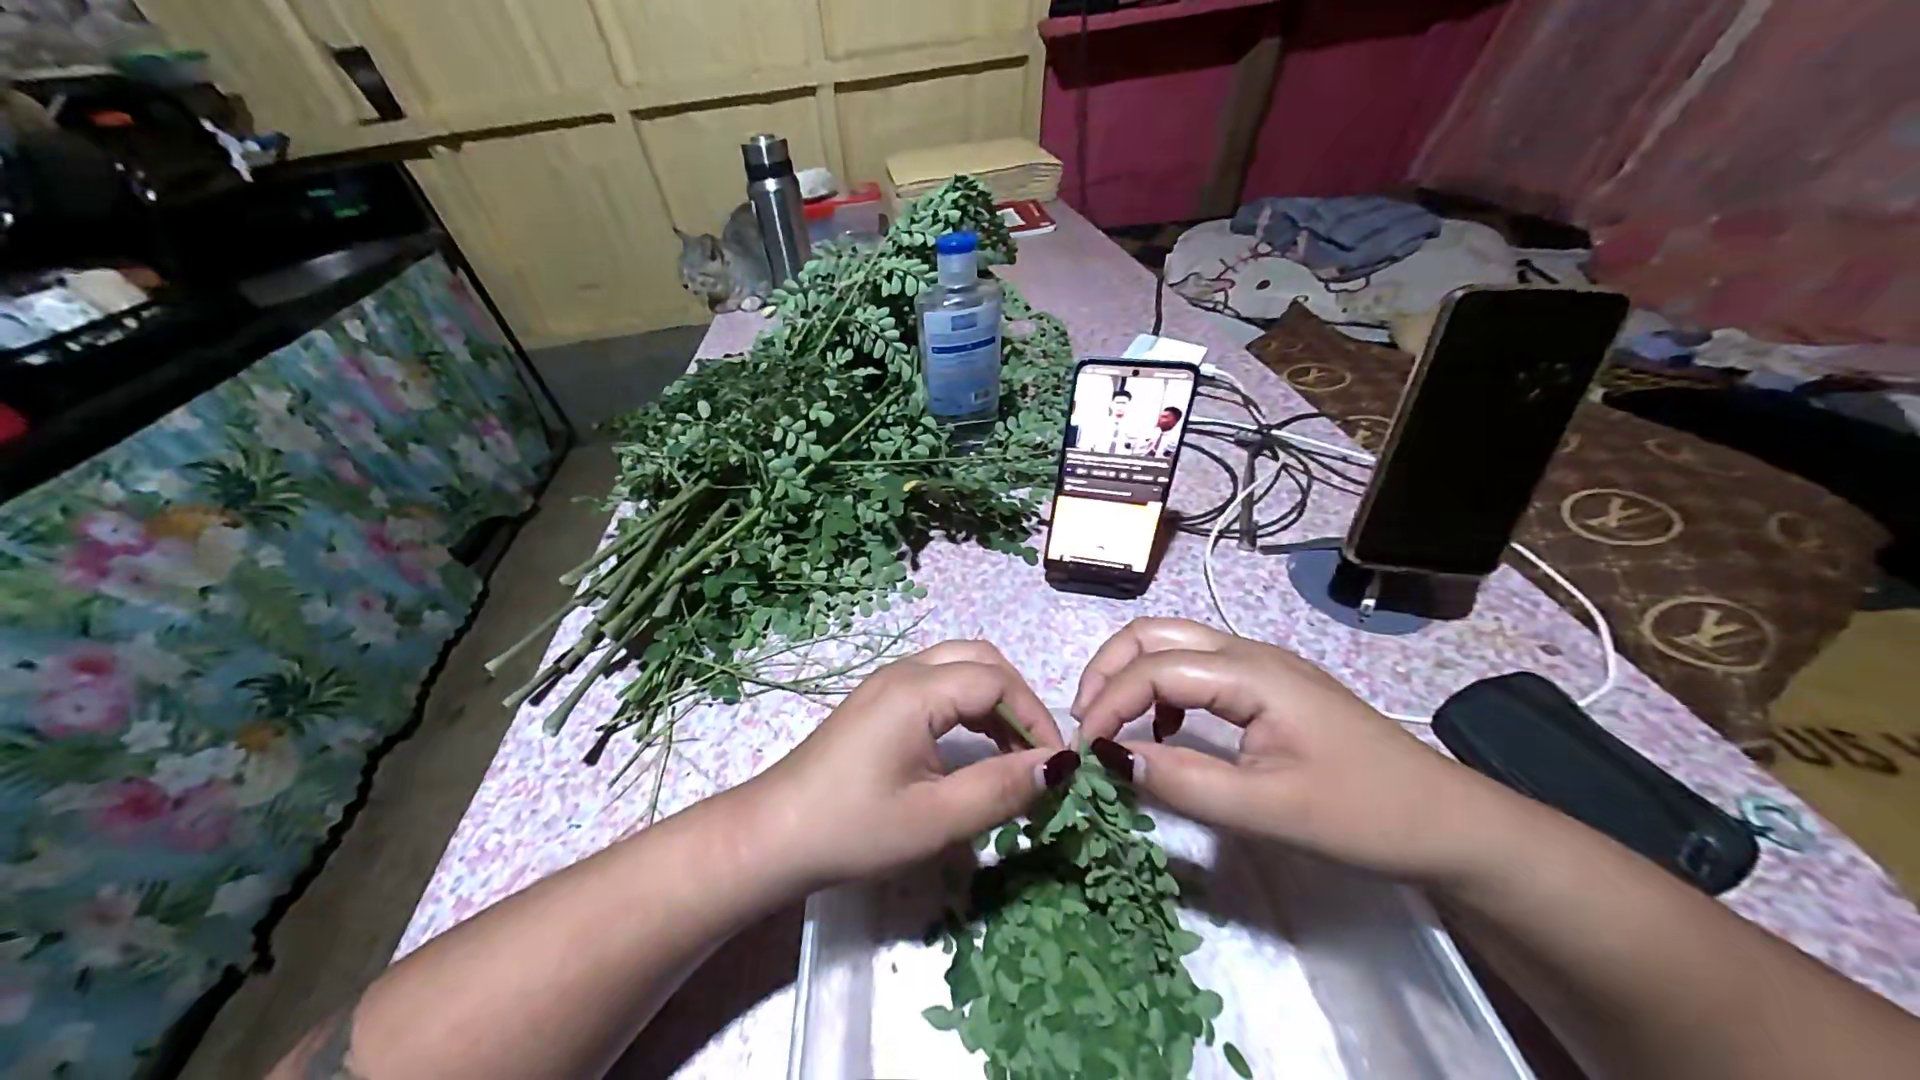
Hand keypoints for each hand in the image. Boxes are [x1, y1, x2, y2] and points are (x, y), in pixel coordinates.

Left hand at [750, 640, 1076, 887]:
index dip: (1035, 717)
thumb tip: (1059, 766)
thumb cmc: (854, 829)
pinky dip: (968, 703)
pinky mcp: (878, 700)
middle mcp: (903, 672)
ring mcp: (887, 682)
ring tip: (1013, 750)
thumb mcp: (936, 819)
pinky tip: (976, 743)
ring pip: (959, 666)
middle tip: (1036, 749)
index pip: (998, 682)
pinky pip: (938, 682)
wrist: (774, 836)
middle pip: (981, 659)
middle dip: (1018, 698)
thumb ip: (1001, 788)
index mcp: (917, 692)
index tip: (1057, 763)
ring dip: (994, 698)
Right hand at [1072, 618, 1520, 883]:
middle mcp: (1249, 652)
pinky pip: (1195, 666)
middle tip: (1085, 720)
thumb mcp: (1269, 810)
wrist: (1450, 822)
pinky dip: (1161, 687)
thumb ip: (1185, 783)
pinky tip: (1165, 730)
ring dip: (1131, 672)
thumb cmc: (1365, 815)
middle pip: (1154, 633)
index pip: (1155, 668)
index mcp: (1252, 673)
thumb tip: (1110, 758)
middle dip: (1108, 668)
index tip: (1083, 748)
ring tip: (1111, 721)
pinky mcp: (1266, 685)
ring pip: (1172, 643)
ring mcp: (1260, 664)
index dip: (1109, 702)